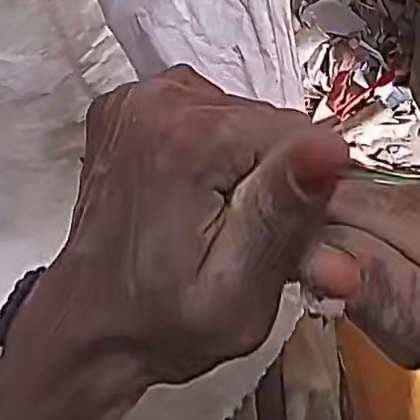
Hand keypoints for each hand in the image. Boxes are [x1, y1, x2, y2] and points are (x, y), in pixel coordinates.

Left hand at [0, 65, 348, 419]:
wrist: (88, 322)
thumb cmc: (162, 319)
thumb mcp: (240, 289)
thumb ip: (286, 211)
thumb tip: (331, 148)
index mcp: (189, 137)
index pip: (296, 132)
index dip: (296, 186)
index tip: (271, 229)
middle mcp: (159, 99)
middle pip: (263, 118)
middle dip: (268, 169)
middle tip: (240, 227)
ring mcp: (136, 96)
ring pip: (235, 109)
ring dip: (237, 155)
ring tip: (210, 208)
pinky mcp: (126, 102)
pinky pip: (199, 104)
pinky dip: (204, 141)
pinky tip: (185, 184)